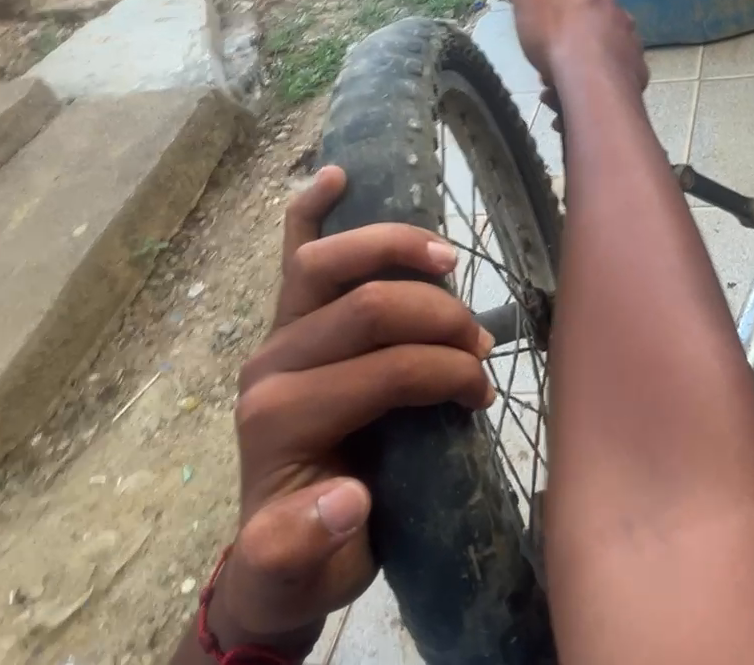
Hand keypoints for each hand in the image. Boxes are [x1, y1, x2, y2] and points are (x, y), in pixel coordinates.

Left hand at [212, 167, 494, 644]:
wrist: (280, 551)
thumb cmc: (307, 557)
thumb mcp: (303, 577)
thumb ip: (303, 547)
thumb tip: (348, 498)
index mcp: (281, 418)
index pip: (381, 369)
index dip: (444, 372)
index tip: (483, 396)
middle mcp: (270, 363)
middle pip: (365, 306)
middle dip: (439, 318)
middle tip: (481, 346)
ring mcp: (275, 333)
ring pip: (329, 261)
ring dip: (400, 251)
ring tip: (449, 262)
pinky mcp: (286, 320)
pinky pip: (294, 252)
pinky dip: (312, 210)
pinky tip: (338, 176)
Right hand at [509, 0, 647, 96]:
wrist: (590, 78)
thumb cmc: (554, 34)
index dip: (552, 17)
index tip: (539, 36)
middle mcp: (620, 14)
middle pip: (588, 30)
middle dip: (567, 47)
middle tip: (548, 65)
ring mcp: (633, 45)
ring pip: (599, 58)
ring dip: (578, 70)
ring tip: (557, 90)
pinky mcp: (637, 76)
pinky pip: (608, 83)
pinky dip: (592, 91)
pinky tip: (574, 102)